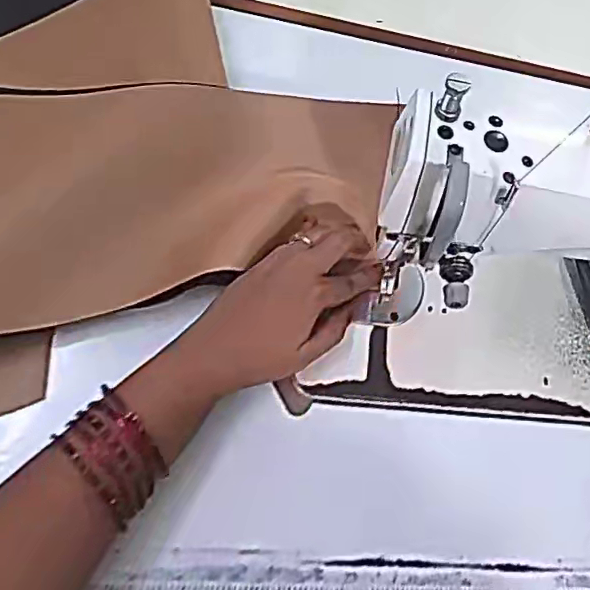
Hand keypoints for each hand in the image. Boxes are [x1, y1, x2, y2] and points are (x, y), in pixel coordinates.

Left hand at [154, 219, 380, 399]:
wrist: (213, 350)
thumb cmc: (253, 356)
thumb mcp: (305, 356)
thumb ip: (336, 330)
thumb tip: (349, 313)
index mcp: (314, 294)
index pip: (353, 279)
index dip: (370, 276)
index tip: (377, 275)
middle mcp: (300, 270)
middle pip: (342, 240)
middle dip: (360, 243)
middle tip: (366, 252)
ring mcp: (281, 260)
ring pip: (320, 232)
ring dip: (338, 236)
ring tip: (345, 246)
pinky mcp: (266, 259)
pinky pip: (298, 239)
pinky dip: (314, 239)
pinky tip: (315, 251)